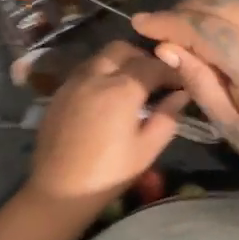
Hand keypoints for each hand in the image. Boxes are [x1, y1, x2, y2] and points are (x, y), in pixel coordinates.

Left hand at [26, 41, 188, 205]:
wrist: (60, 190)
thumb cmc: (109, 174)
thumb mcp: (147, 149)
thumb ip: (166, 117)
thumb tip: (180, 95)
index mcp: (121, 89)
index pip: (152, 65)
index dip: (170, 70)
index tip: (180, 81)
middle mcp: (95, 76)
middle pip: (121, 49)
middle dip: (141, 57)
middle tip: (154, 78)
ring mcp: (72, 83)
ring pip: (99, 57)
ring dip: (118, 63)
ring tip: (130, 85)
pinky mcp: (58, 94)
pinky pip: (83, 71)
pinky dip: (99, 73)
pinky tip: (105, 96)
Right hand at [131, 0, 238, 188]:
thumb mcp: (226, 123)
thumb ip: (197, 81)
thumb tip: (165, 49)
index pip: (201, 28)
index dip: (167, 23)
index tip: (140, 23)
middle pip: (219, 4)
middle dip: (184, 11)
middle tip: (163, 26)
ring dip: (210, 3)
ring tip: (191, 21)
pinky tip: (226, 14)